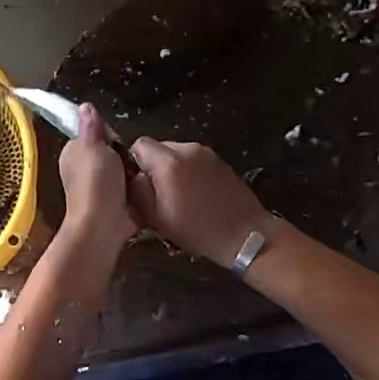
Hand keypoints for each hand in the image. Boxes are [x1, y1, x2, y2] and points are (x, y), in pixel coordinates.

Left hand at [56, 104, 135, 261]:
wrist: (103, 222)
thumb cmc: (95, 181)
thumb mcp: (92, 145)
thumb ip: (90, 126)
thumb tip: (85, 106)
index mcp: (73, 154)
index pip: (93, 136)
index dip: (109, 136)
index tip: (121, 141)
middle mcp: (83, 170)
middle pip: (112, 153)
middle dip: (125, 154)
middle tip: (136, 158)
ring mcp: (100, 188)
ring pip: (124, 170)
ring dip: (135, 172)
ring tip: (146, 172)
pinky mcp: (117, 203)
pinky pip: (132, 188)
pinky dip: (140, 188)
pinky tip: (148, 187)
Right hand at [127, 139, 269, 267]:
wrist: (245, 234)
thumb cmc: (197, 229)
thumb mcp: (156, 216)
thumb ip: (137, 190)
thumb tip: (133, 176)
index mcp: (169, 161)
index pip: (139, 144)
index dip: (134, 162)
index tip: (140, 184)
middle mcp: (188, 149)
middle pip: (159, 147)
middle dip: (153, 166)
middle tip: (158, 193)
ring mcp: (207, 154)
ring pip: (176, 154)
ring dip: (172, 169)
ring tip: (179, 195)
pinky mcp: (220, 161)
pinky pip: (194, 160)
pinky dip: (189, 172)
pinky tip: (196, 194)